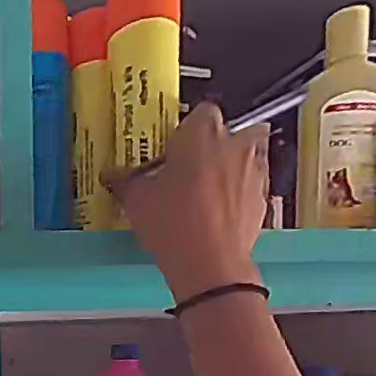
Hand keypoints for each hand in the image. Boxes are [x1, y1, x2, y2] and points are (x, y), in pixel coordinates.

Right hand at [109, 102, 269, 302]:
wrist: (209, 263)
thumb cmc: (172, 221)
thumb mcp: (137, 200)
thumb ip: (125, 181)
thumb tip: (112, 175)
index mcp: (202, 131)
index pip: (201, 112)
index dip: (188, 130)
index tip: (174, 150)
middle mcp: (235, 144)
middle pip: (233, 131)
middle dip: (219, 144)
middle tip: (195, 168)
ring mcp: (255, 172)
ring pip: (248, 158)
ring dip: (234, 168)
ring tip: (208, 194)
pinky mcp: (264, 201)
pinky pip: (252, 188)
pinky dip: (240, 196)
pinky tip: (219, 216)